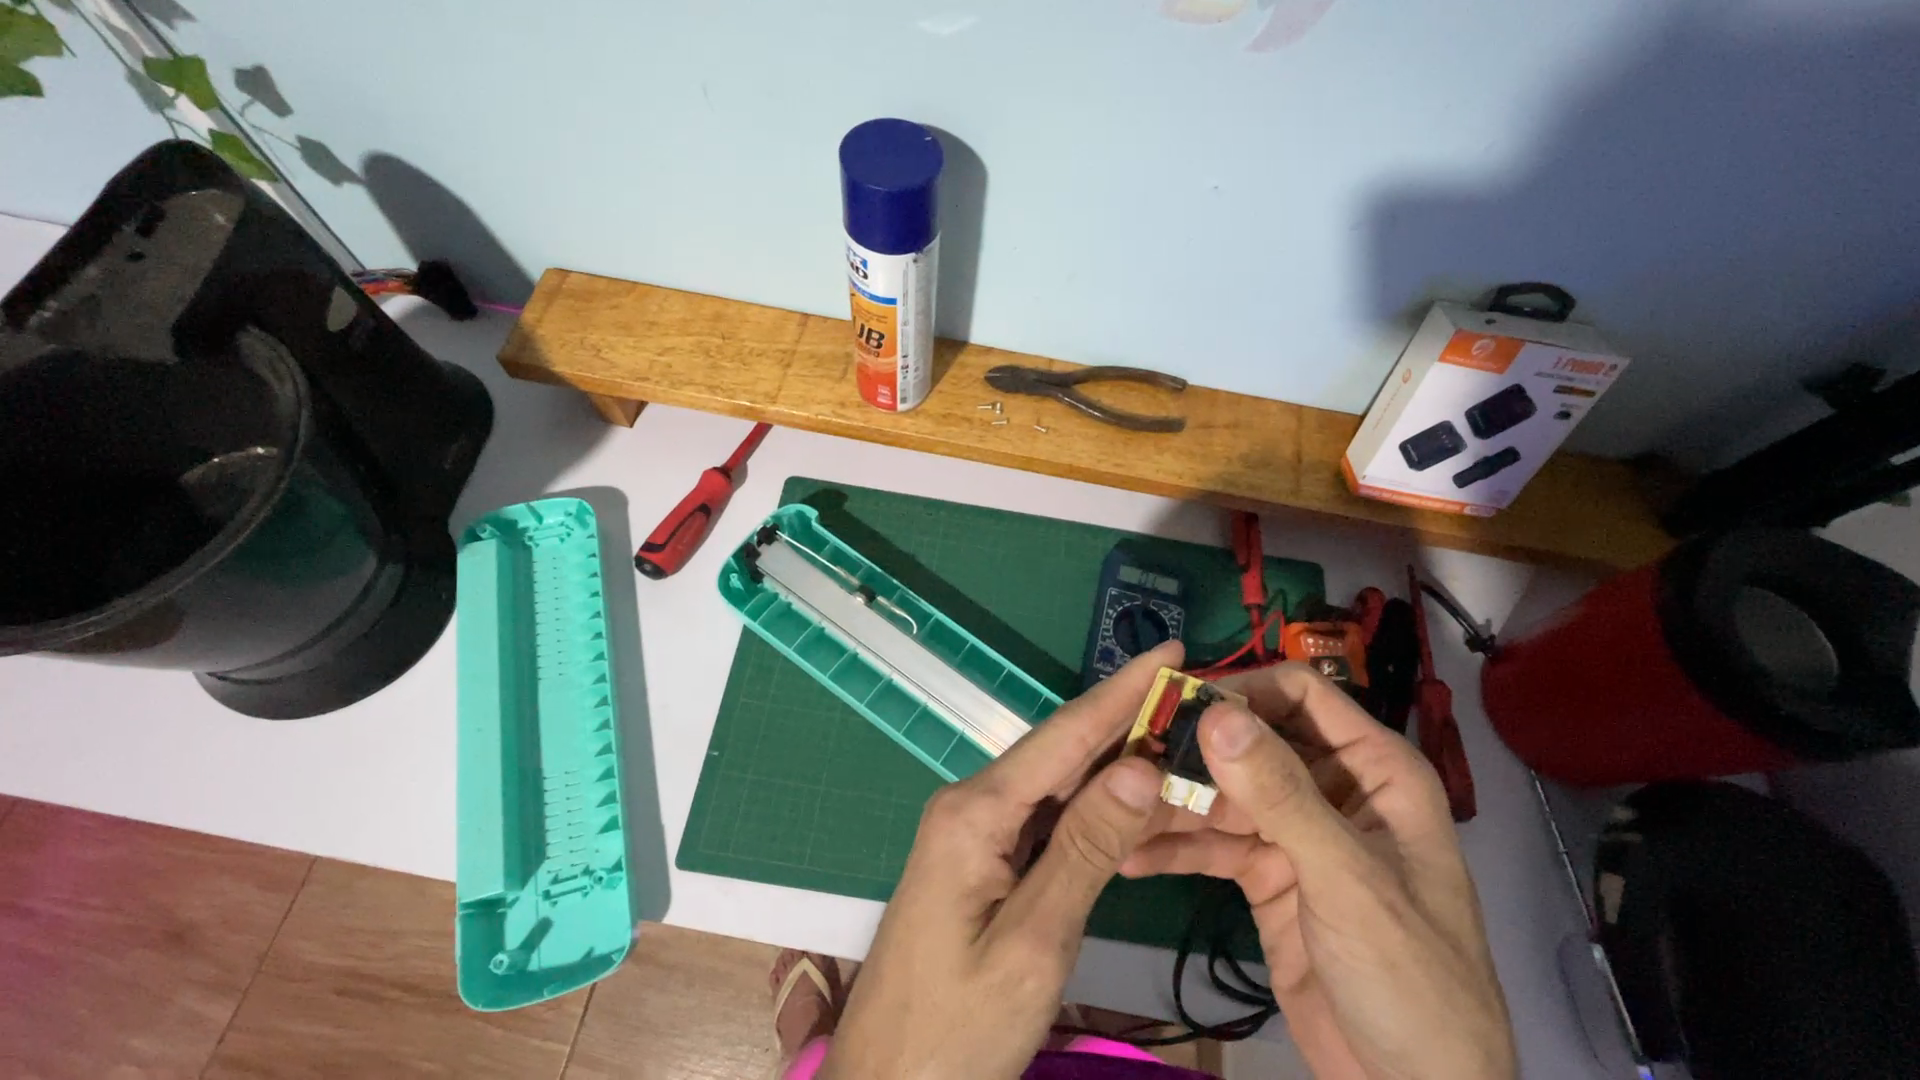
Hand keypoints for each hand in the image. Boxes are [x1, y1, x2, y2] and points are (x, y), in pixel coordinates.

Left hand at [824, 643, 1183, 1079]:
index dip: (1121, 692)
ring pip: (1056, 785)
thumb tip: (1140, 767)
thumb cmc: (959, 1024)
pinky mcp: (982, 862)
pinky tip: (1134, 802)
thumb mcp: (1034, 942)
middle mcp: (971, 806)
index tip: (1172, 650)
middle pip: (1060, 752)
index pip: (1064, 736)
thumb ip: (1086, 850)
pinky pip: (1046, 820)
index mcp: (975, 812)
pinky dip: (1094, 809)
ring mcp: (974, 834)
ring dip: (1116, 764)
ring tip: (1181, 739)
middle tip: (1195, 699)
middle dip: (1127, 722)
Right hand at [1122, 663, 1515, 1079]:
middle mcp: (1331, 790)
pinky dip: (1176, 849)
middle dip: (1190, 751)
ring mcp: (1296, 835)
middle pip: (1249, 745)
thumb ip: (1280, 795)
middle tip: (1125, 763)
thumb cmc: (1409, 974)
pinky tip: (1131, 857)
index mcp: (1372, 770)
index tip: (1172, 706)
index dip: (1238, 691)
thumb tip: (1214, 714)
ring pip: (1223, 795)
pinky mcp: (1267, 878)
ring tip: (1115, 811)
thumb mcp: (1346, 878)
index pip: (1298, 696)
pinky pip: (1213, 846)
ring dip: (1172, 802)